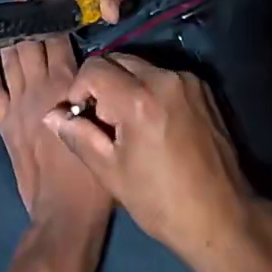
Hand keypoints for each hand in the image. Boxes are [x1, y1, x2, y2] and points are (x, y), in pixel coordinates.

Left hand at [0, 0, 111, 228]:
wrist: (64, 211)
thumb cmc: (95, 169)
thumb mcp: (105, 120)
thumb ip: (96, 90)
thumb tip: (91, 68)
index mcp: (66, 85)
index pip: (57, 41)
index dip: (51, 17)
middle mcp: (39, 89)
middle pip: (31, 44)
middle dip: (27, 17)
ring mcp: (18, 106)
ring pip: (11, 61)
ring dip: (8, 34)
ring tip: (6, 11)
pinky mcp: (5, 124)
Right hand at [45, 53, 255, 256]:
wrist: (219, 212)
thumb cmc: (159, 200)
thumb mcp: (110, 172)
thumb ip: (78, 136)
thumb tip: (52, 114)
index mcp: (139, 98)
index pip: (94, 68)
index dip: (79, 90)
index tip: (81, 117)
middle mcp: (165, 77)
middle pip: (118, 59)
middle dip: (102, 84)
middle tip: (103, 121)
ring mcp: (187, 79)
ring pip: (142, 66)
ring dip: (126, 85)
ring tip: (128, 125)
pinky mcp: (202, 86)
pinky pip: (164, 75)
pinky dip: (151, 89)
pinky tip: (153, 123)